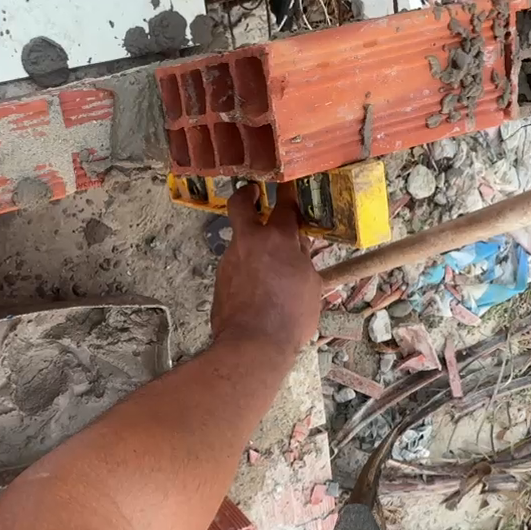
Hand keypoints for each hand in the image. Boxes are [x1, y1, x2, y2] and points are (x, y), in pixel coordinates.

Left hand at [210, 185, 321, 353]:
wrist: (252, 344)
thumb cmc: (290, 317)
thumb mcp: (311, 285)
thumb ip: (303, 260)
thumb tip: (298, 249)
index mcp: (277, 239)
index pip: (284, 205)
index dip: (288, 193)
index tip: (288, 185)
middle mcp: (249, 243)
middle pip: (240, 204)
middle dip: (246, 194)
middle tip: (253, 193)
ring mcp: (229, 260)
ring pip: (240, 242)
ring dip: (252, 247)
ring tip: (270, 268)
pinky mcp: (219, 280)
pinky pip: (235, 267)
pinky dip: (246, 271)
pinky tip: (257, 290)